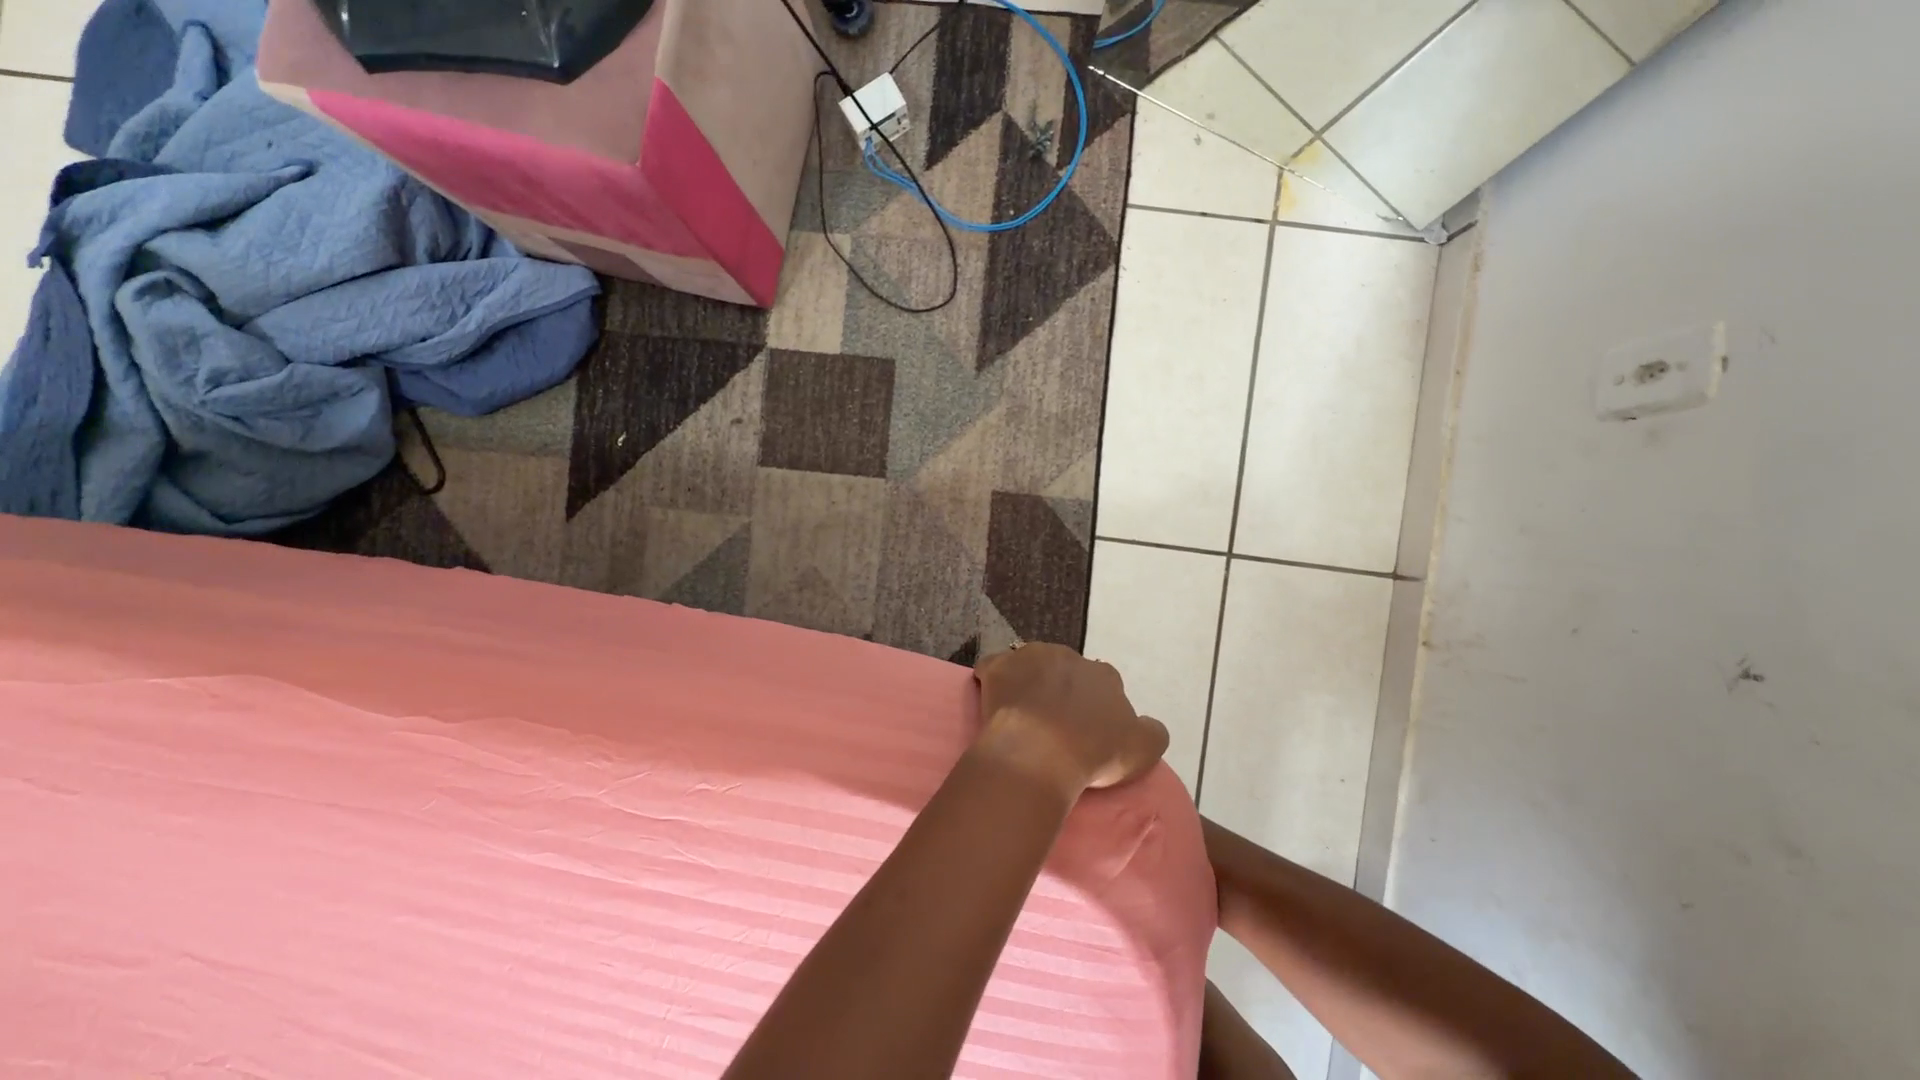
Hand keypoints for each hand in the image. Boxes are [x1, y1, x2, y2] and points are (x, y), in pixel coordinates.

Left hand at [972, 644, 1169, 794]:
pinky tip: (993, 698)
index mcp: (1105, 676)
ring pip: (1032, 664)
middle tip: (1056, 725)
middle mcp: (1070, 658)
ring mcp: (1031, 658)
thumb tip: (1148, 724)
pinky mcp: (998, 667)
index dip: (1096, 708)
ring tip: (1025, 713)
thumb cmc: (1093, 754)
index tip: (1088, 732)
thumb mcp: (1143, 751)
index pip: (1104, 685)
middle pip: (1067, 672)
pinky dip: (994, 678)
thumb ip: (1152, 732)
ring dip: (1030, 681)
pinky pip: (994, 667)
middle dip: (1063, 691)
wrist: (1040, 753)